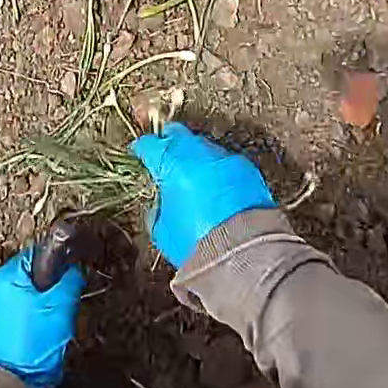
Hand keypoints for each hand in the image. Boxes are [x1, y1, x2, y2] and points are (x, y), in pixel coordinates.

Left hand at [0, 245, 85, 387]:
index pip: (38, 252)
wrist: (12, 386)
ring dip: (39, 301)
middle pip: (31, 272)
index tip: (69, 274)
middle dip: (49, 285)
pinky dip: (29, 316)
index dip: (58, 263)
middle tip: (60, 301)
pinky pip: (17, 309)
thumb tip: (73, 269)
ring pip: (26, 292)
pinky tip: (38, 332)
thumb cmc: (32, 345)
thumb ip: (70, 278)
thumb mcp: (62, 304)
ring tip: (49, 322)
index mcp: (6, 274)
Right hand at [129, 121, 275, 267]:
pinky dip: (217, 171)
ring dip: (195, 157)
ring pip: (203, 147)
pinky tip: (216, 189)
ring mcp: (223, 157)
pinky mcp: (246, 167)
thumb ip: (157, 209)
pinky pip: (225, 162)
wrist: (243, 253)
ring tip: (193, 178)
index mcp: (171, 163)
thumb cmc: (198, 244)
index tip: (141, 151)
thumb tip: (160, 203)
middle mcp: (197, 153)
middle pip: (178, 135)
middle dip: (169, 141)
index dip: (143, 148)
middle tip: (165, 155)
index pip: (150, 144)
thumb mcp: (163, 231)